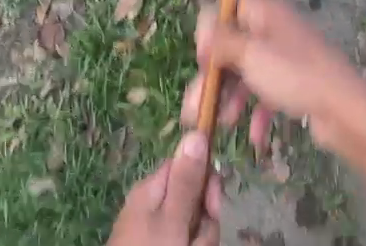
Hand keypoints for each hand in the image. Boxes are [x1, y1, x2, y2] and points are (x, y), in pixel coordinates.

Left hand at [106, 131, 223, 245]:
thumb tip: (196, 131)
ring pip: (196, 228)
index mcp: (152, 190)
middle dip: (205, 224)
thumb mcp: (172, 220)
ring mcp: (157, 233)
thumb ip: (186, 180)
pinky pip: (187, 243)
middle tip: (196, 243)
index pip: (189, 165)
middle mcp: (154, 207)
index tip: (214, 205)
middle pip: (196, 200)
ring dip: (200, 243)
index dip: (207, 183)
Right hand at [180, 0, 365, 154]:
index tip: (203, 57)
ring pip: (249, 72)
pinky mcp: (297, 85)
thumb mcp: (251, 54)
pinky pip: (268, 94)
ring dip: (231, 97)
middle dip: (216, 75)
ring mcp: (288, 59)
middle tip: (198, 103)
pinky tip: (255, 137)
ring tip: (220, 123)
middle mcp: (276, 31)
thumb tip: (203, 24)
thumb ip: (223, 39)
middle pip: (236, 45)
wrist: (344, 109)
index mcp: (267, 13)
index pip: (232, 7)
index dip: (214, 30)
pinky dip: (258, 112)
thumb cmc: (294, 74)